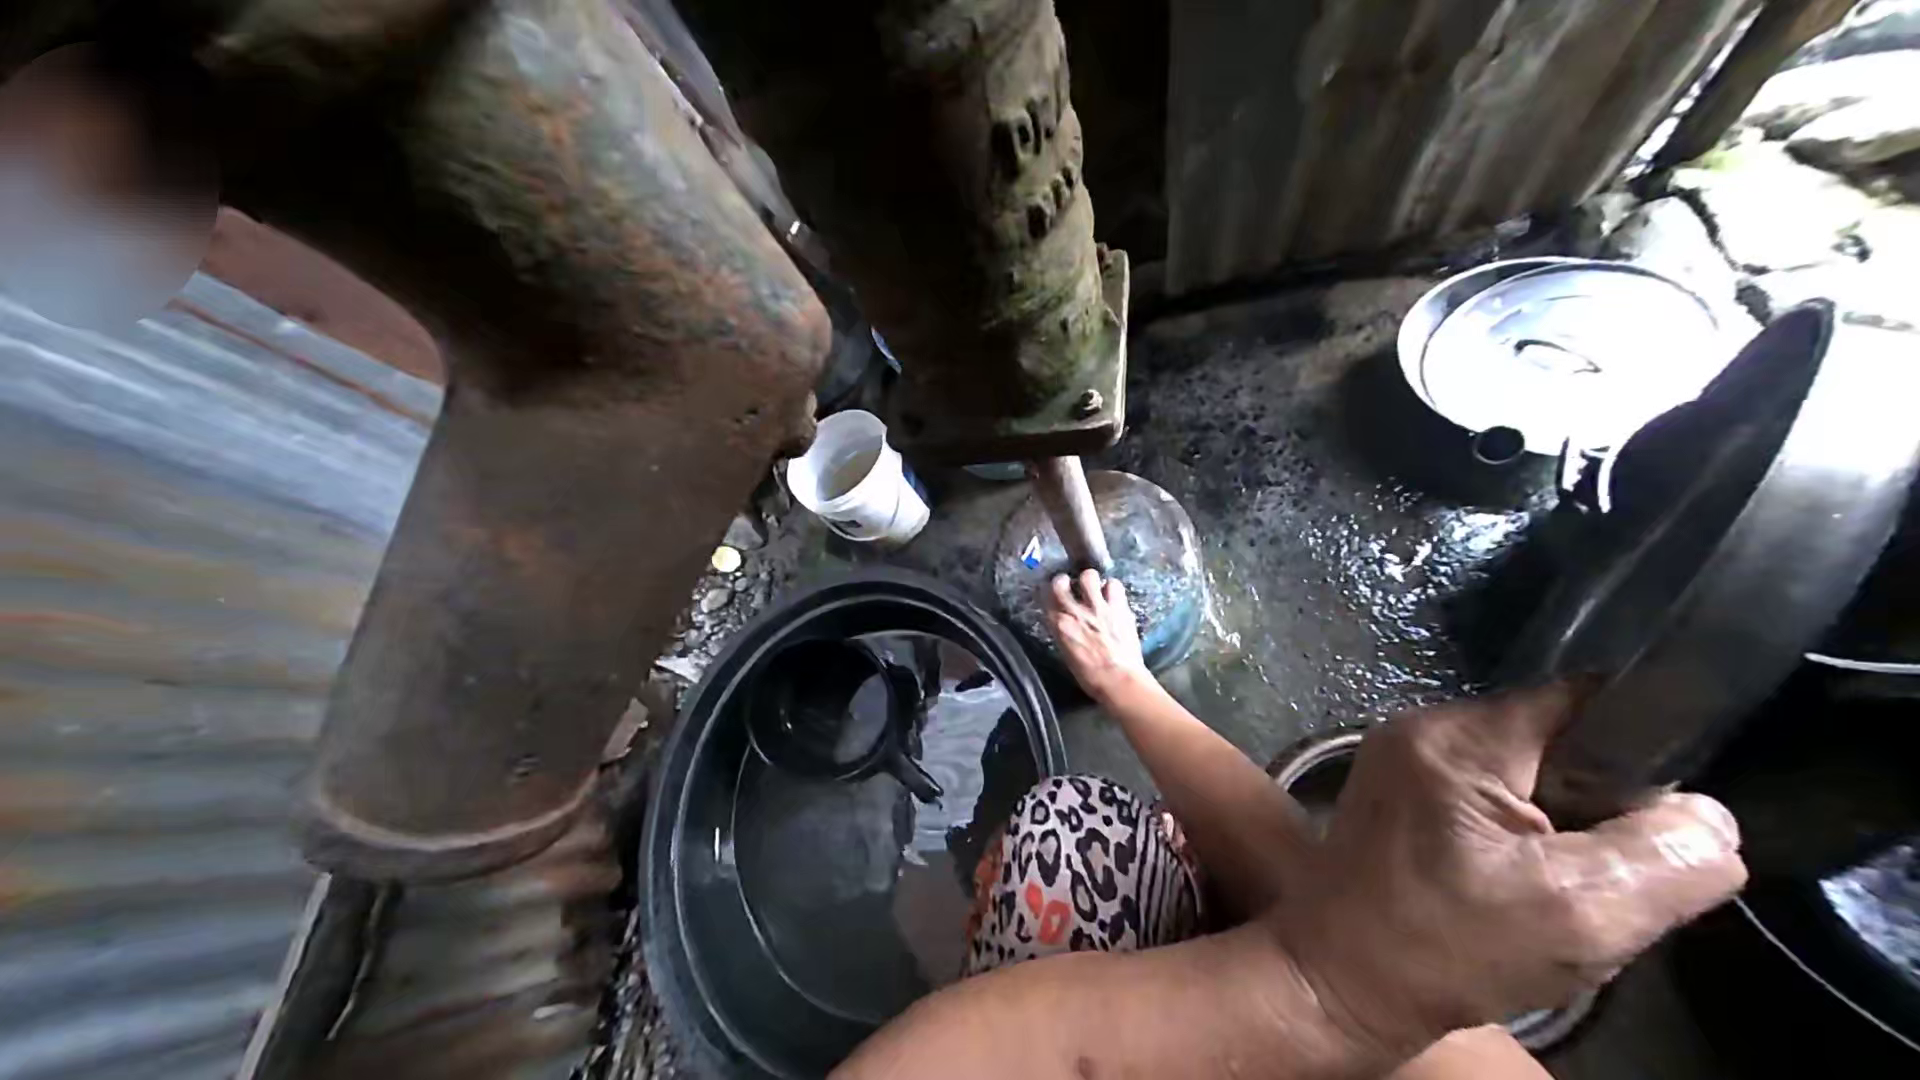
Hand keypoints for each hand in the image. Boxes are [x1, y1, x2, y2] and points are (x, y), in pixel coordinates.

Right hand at [1048, 570, 1150, 703]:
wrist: (1120, 681)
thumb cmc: (1091, 676)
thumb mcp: (1067, 653)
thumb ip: (1063, 632)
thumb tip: (1064, 621)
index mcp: (1059, 625)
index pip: (1045, 598)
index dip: (1048, 592)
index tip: (1052, 593)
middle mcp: (1075, 612)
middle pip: (1060, 581)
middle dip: (1063, 580)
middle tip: (1070, 584)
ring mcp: (1098, 607)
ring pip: (1088, 576)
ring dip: (1090, 580)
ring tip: (1095, 588)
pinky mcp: (1119, 606)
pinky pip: (1114, 584)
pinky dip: (1112, 588)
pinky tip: (1113, 595)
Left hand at [1266, 683, 1746, 1056]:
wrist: (1344, 971)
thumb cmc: (1450, 942)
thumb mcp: (1581, 911)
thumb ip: (1665, 857)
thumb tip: (1706, 813)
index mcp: (1455, 737)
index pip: (1573, 701)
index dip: (1638, 742)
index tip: (1671, 803)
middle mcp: (1420, 728)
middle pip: (1547, 737)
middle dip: (1597, 795)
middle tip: (1616, 862)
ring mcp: (1400, 755)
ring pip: (1518, 768)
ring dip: (1558, 819)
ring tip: (1565, 878)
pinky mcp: (1395, 788)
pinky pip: (1481, 788)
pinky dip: (1516, 827)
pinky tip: (1520, 876)